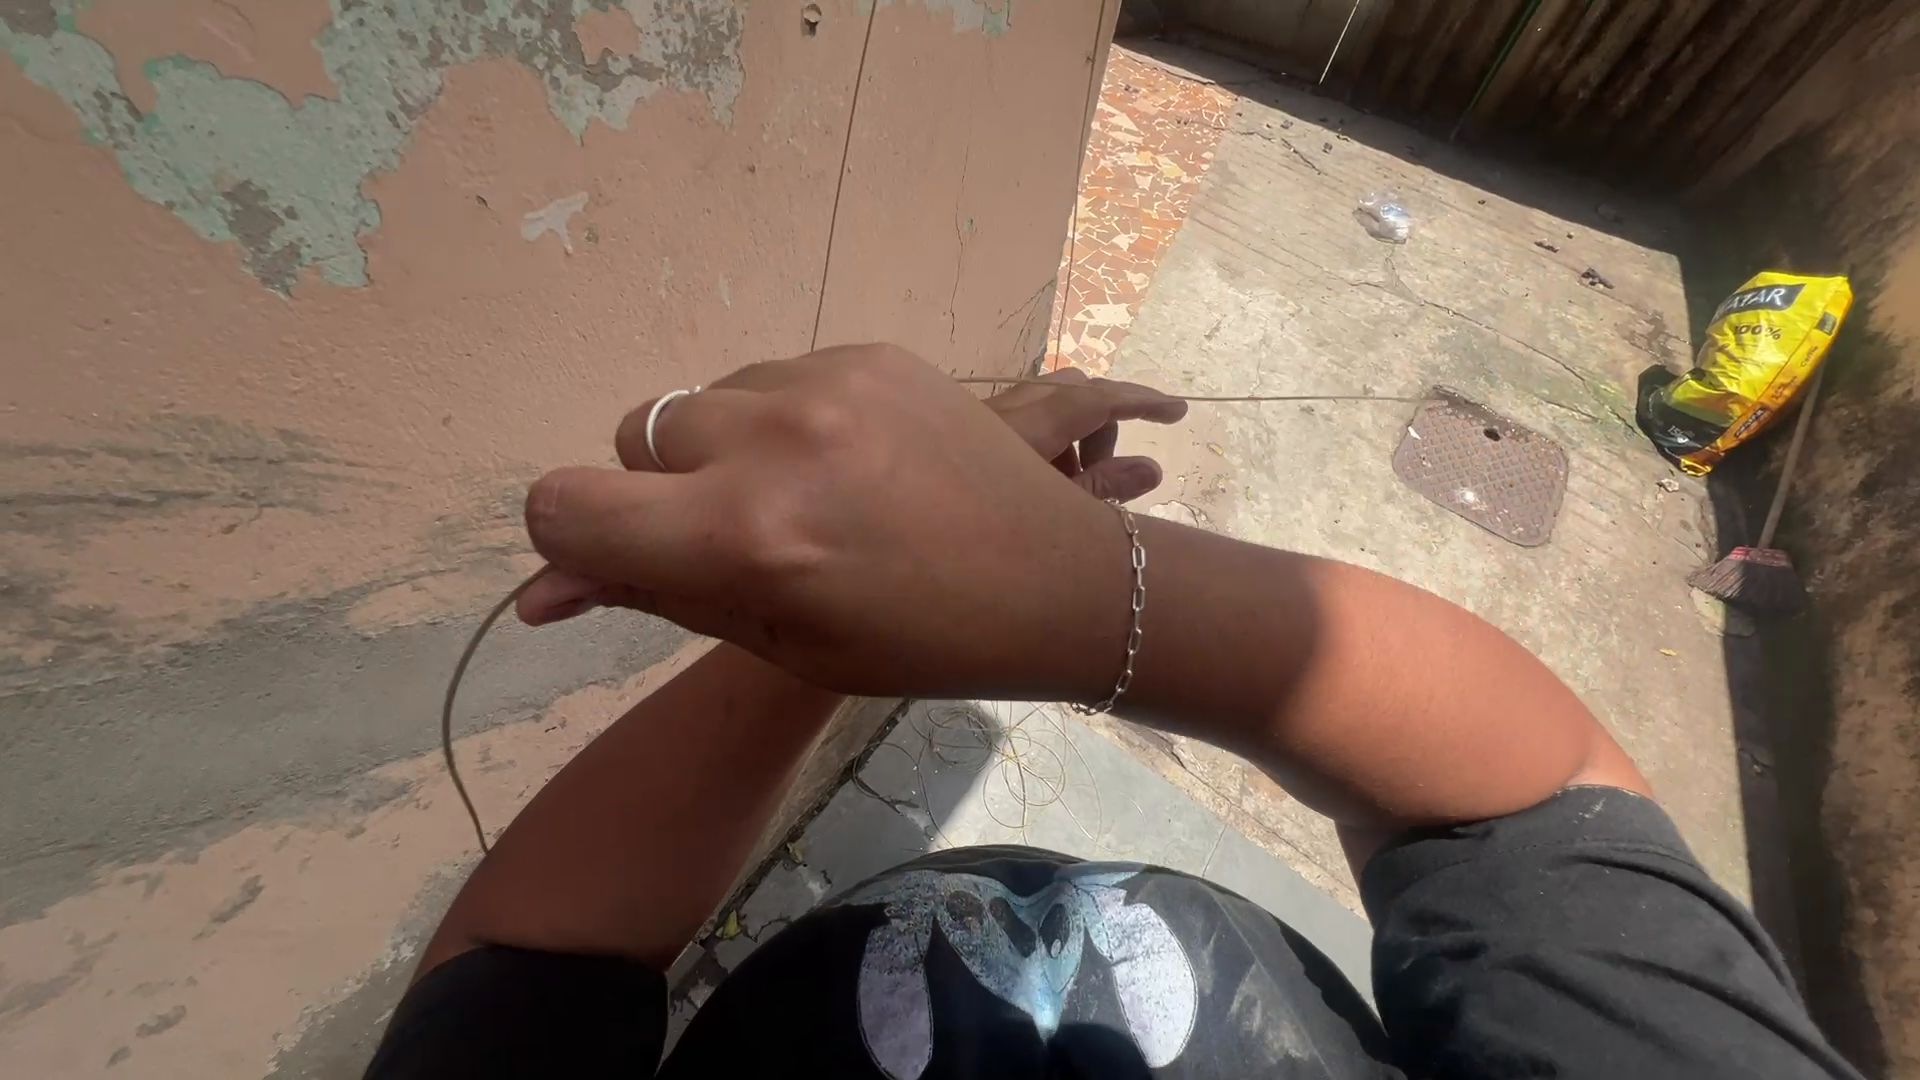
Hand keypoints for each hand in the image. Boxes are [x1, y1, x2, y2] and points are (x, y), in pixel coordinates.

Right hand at [516, 346, 1185, 699]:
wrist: (1056, 576)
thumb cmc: (921, 641)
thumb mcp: (785, 643)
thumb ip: (661, 596)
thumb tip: (542, 592)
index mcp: (747, 539)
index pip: (567, 508)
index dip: (579, 542)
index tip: (633, 557)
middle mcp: (775, 441)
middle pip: (637, 437)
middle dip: (668, 490)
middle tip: (753, 532)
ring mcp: (829, 381)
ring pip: (706, 402)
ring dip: (729, 450)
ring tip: (816, 496)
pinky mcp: (872, 350)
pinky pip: (776, 379)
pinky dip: (787, 421)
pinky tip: (857, 461)